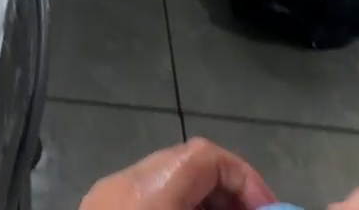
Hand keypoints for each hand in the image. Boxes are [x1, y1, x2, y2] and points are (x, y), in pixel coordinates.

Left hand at [78, 137, 276, 209]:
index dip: (246, 178)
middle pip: (188, 165)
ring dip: (206, 203)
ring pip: (169, 183)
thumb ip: (221, 206)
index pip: (206, 154)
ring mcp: (107, 195)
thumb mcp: (187, 207)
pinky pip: (150, 199)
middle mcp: (126, 180)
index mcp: (151, 185)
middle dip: (229, 194)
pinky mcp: (101, 209)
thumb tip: (258, 204)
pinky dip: (180, 207)